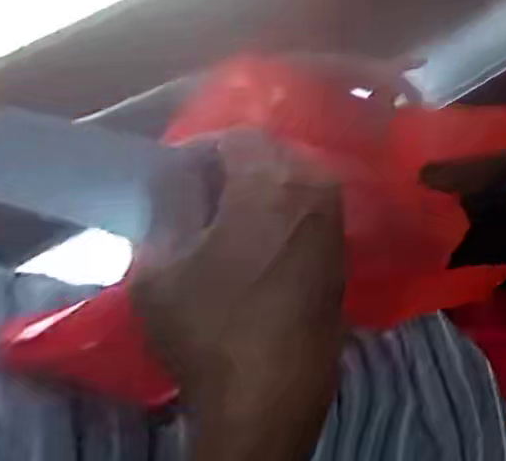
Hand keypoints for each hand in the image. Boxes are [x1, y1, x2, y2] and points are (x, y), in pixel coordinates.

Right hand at [130, 130, 344, 460]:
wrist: (277, 369)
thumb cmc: (212, 319)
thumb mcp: (165, 264)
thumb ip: (173, 203)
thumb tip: (177, 168)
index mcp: (274, 180)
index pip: (240, 136)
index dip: (202, 146)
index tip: (170, 169)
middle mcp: (316, 180)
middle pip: (273, 149)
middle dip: (231, 160)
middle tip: (189, 188)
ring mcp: (335, 203)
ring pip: (293, 169)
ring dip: (257, 178)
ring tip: (214, 210)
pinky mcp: (340, 228)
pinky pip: (308, 193)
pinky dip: (279, 197)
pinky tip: (250, 226)